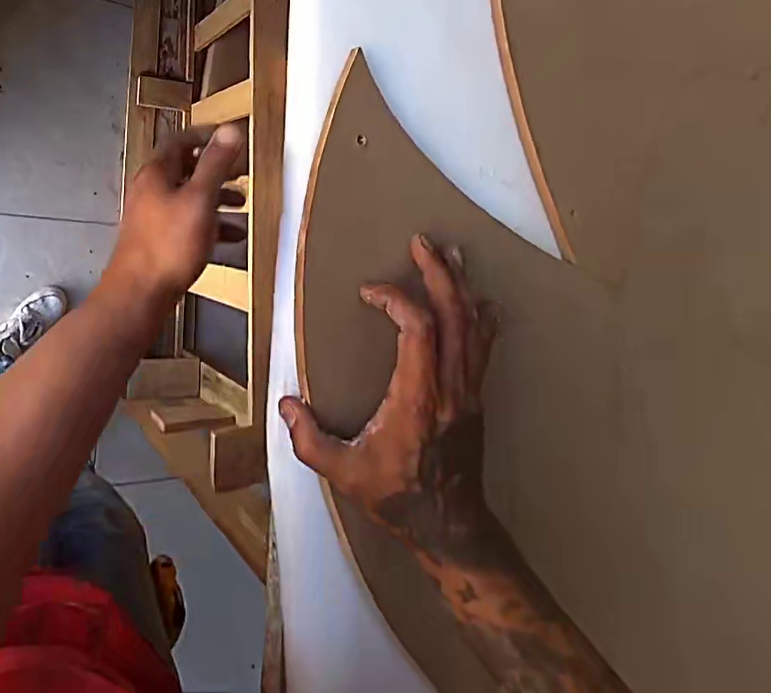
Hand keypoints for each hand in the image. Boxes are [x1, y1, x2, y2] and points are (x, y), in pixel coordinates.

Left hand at [103, 124, 244, 305]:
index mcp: (157, 174)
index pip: (181, 141)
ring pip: (188, 197)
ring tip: (242, 202)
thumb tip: (229, 130)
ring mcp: (152, 216)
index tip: (230, 139)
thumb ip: (215, 164)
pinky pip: (187, 222)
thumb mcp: (199, 199)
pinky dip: (208, 223)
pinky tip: (231, 237)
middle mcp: (150, 191)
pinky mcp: (157, 240)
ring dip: (215, 197)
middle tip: (241, 171)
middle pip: (186, 169)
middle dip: (216, 169)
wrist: (139, 294)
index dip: (206, 137)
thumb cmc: (168, 246)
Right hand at [280, 234, 492, 555]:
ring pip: (474, 326)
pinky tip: (477, 299)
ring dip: (461, 286)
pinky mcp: (475, 396)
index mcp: (417, 399)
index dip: (396, 299)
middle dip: (438, 273)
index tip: (370, 292)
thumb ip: (309, 438)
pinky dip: (480, 315)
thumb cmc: (397, 497)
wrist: (452, 528)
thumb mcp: (343, 473)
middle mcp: (450, 388)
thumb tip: (286, 403)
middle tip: (422, 242)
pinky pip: (484, 345)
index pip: (418, 330)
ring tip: (450, 255)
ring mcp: (468, 391)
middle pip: (454, 316)